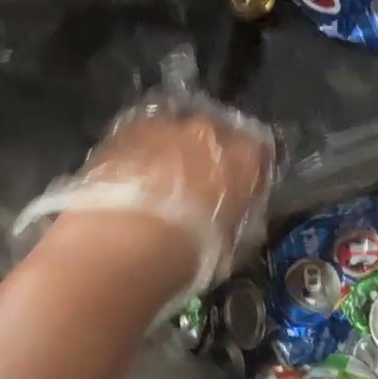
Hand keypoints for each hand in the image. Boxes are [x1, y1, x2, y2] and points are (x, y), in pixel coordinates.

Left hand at [12, 50, 275, 294]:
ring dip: (168, 152)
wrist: (120, 244)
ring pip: (173, 133)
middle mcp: (208, 131)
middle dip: (204, 156)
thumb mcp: (227, 244)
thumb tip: (231, 217)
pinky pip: (138, 138)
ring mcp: (164, 126)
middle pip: (212, 136)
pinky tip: (126, 182)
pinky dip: (136, 156)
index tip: (237, 191)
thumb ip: (235, 218)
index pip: (257, 153)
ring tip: (153, 186)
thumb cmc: (187, 252)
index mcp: (244, 156)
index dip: (245, 172)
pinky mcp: (122, 131)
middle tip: (191, 189)